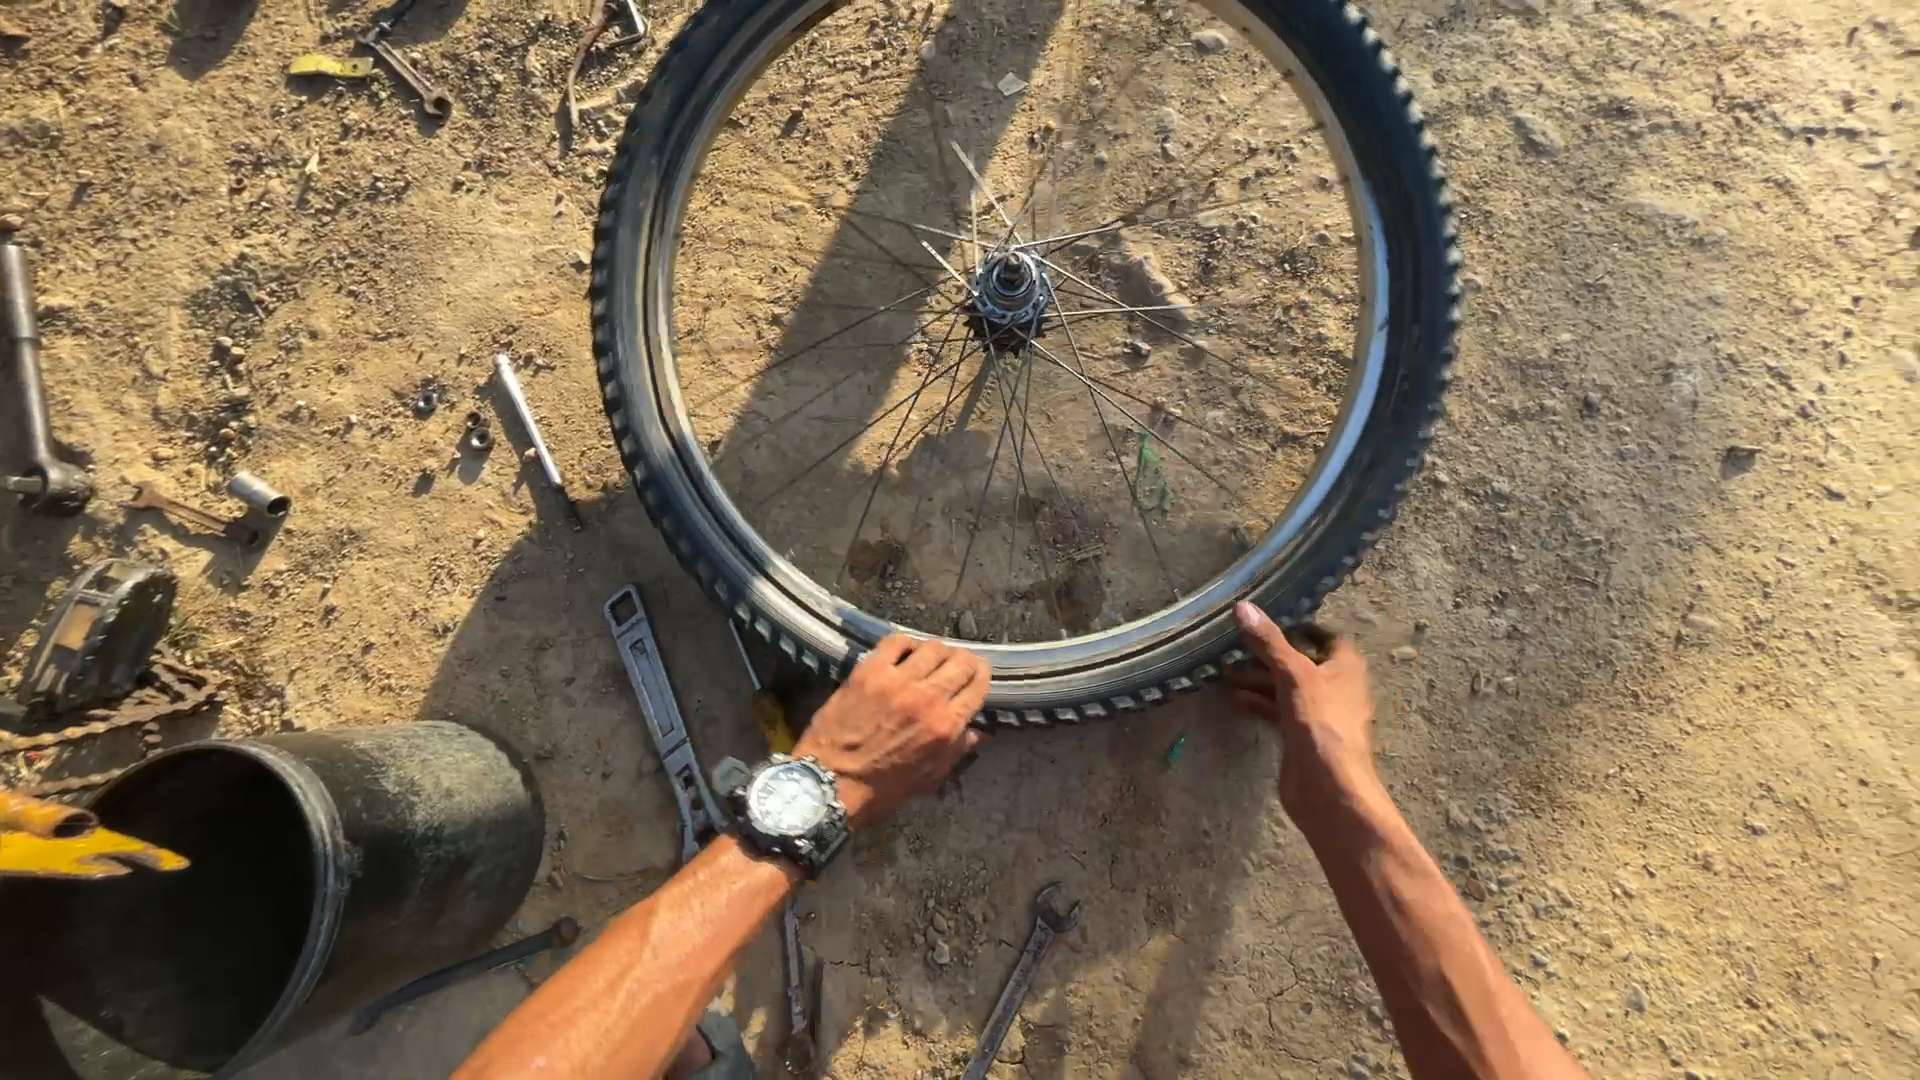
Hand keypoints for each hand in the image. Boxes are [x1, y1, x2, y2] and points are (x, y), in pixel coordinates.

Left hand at [793, 635, 988, 828]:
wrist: (830, 782)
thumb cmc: (882, 788)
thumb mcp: (929, 778)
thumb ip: (957, 750)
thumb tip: (981, 731)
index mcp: (945, 725)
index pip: (978, 685)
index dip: (983, 675)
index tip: (979, 674)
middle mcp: (927, 697)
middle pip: (961, 661)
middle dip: (966, 660)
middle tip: (959, 664)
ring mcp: (897, 680)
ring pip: (932, 647)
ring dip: (938, 651)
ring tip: (932, 657)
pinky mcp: (869, 670)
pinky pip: (896, 642)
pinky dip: (906, 643)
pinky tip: (905, 652)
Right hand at [1226, 601, 1380, 821]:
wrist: (1327, 787)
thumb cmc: (1321, 723)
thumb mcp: (1293, 674)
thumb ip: (1268, 642)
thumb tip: (1242, 606)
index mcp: (1346, 668)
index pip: (1326, 637)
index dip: (1299, 627)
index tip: (1267, 621)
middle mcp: (1336, 687)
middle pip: (1299, 662)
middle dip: (1267, 655)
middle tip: (1234, 647)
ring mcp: (1318, 714)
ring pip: (1285, 687)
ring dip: (1257, 679)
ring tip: (1224, 672)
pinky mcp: (1301, 735)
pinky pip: (1277, 710)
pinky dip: (1258, 702)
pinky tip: (1234, 698)